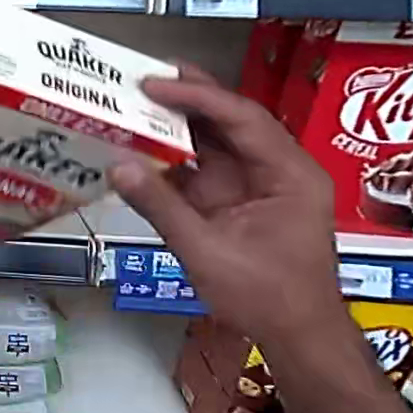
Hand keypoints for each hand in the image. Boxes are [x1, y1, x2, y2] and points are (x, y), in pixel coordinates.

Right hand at [111, 66, 412, 412]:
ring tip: (136, 100)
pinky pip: (201, 166)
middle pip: (230, 119)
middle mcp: (274, 169)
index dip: (196, 95)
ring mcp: (254, 183)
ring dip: (177, 122)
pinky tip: (141, 145)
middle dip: (188, 95)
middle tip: (144, 74)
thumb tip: (117, 166)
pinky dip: (171, 155)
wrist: (296, 338)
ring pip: (214, 139)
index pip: (241, 118)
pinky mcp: (234, 199)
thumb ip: (162, 207)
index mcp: (288, 174)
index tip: (153, 83)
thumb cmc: (265, 298)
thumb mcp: (208, 253)